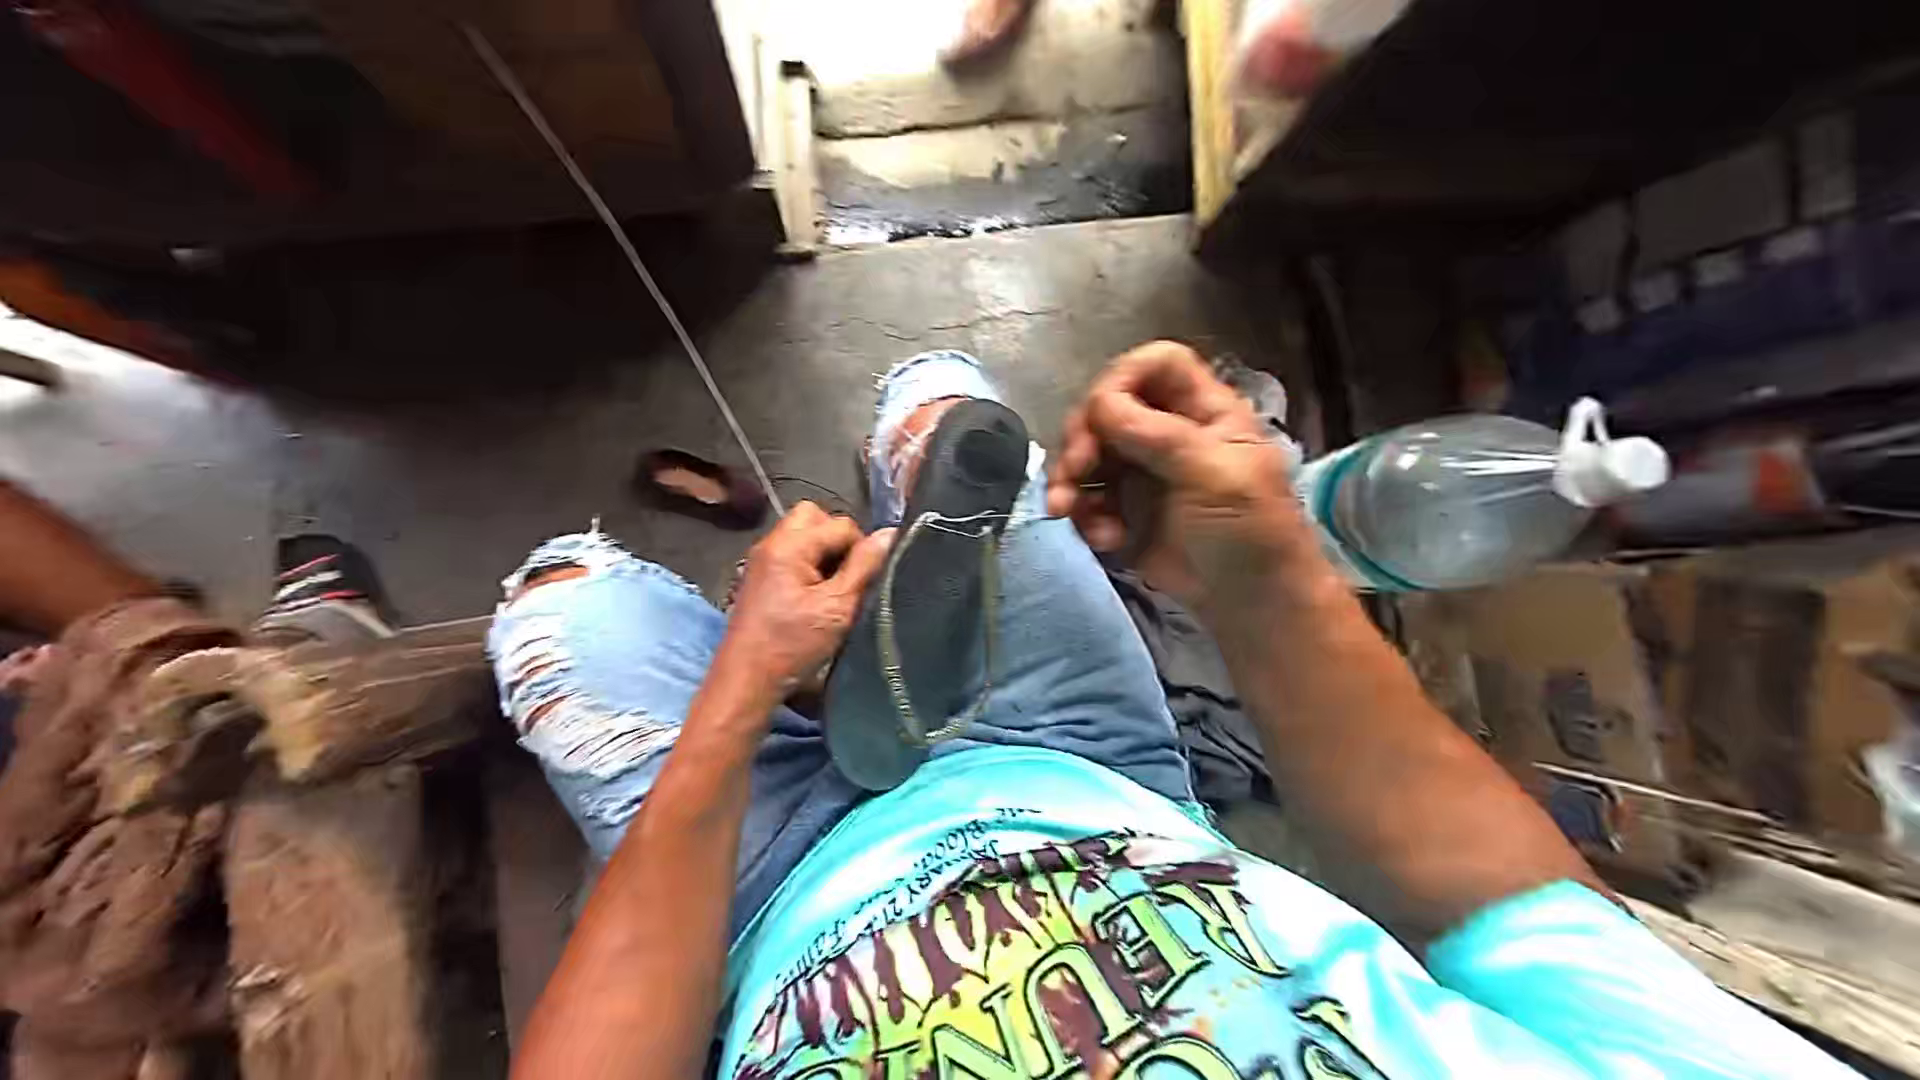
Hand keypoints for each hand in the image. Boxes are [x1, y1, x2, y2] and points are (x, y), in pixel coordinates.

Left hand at [711, 502, 894, 709]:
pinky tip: (817, 597)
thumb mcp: (837, 607)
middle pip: (815, 517)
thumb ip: (865, 567)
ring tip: (834, 589)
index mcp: (789, 545)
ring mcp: (762, 560)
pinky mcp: (760, 577)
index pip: (841, 524)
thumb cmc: (792, 645)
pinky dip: (810, 565)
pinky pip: (792, 554)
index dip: (861, 548)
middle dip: (839, 539)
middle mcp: (772, 543)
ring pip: (804, 535)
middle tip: (848, 574)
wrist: (746, 681)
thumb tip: (889, 534)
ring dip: (825, 553)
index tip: (864, 581)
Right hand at [1046, 341, 1309, 607]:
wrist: (1250, 603)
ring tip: (1066, 512)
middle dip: (1082, 438)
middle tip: (1073, 472)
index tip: (1101, 412)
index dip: (1124, 378)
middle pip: (1107, 409)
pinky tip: (1103, 539)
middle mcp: (1165, 433)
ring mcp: (1141, 472)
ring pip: (1087, 454)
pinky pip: (1086, 499)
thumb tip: (1098, 404)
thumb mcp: (1216, 475)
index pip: (1157, 366)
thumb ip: (1159, 436)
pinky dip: (1084, 516)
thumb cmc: (1250, 532)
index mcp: (1202, 412)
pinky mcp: (1122, 510)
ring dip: (1070, 481)